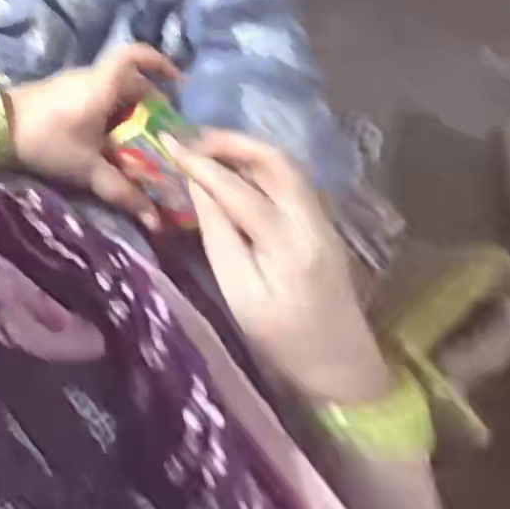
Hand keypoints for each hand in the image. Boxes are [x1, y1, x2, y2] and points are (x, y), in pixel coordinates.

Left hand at [7, 44, 181, 229]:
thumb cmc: (47, 140)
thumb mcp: (87, 168)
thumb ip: (122, 191)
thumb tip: (155, 219)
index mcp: (103, 84)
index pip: (135, 55)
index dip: (159, 62)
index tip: (179, 81)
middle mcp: (89, 77)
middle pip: (129, 80)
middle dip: (149, 102)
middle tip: (161, 132)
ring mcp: (70, 82)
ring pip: (110, 89)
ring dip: (126, 109)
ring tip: (137, 140)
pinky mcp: (57, 92)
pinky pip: (93, 95)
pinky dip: (107, 112)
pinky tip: (106, 138)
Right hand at [168, 130, 392, 404]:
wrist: (343, 370)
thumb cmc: (281, 338)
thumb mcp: (237, 289)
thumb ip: (217, 231)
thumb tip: (196, 184)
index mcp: (288, 244)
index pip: (237, 188)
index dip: (198, 162)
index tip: (167, 142)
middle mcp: (312, 222)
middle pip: (275, 160)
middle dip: (230, 141)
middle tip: (191, 138)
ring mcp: (322, 220)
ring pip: (285, 165)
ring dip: (244, 149)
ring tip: (206, 148)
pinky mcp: (321, 224)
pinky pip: (289, 180)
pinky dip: (257, 165)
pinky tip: (232, 170)